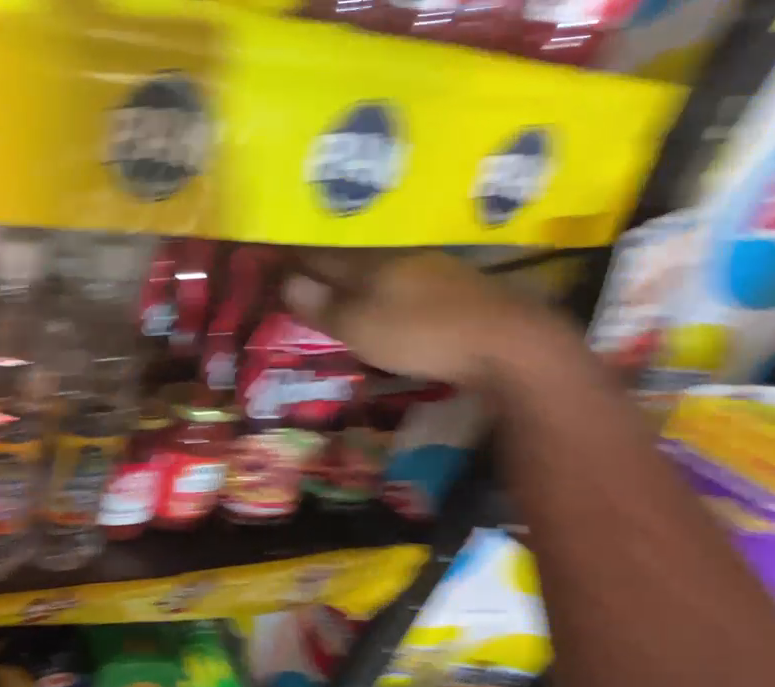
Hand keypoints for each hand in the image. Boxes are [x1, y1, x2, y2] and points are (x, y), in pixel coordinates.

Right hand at [280, 249, 575, 390]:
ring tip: (331, 294)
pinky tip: (378, 303)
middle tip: (293, 280)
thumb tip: (287, 282)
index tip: (268, 263)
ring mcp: (430, 269)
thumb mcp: (359, 327)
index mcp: (369, 262)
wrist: (507, 343)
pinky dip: (380, 292)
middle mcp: (398, 256)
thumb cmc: (420, 335)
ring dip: (352, 281)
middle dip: (321, 269)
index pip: (319, 255)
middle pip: (349, 260)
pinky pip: (401, 284)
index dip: (292, 261)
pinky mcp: (453, 289)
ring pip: (377, 271)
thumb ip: (322, 306)